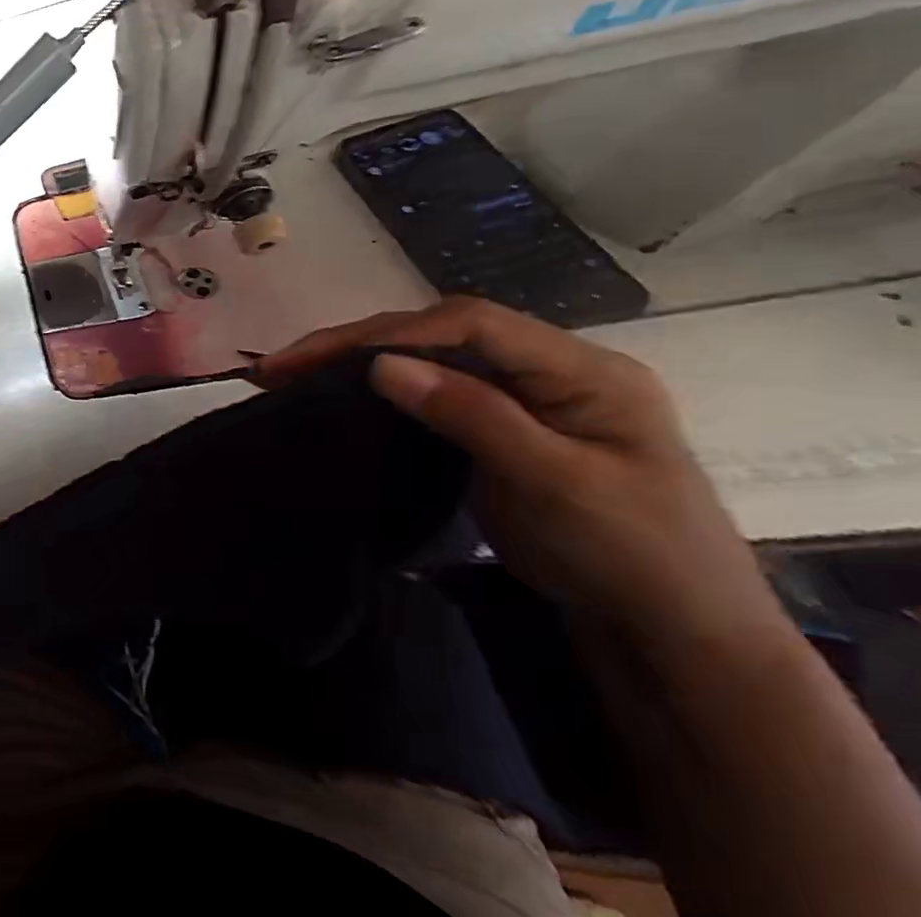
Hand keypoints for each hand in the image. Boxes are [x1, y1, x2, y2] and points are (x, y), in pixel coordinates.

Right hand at [252, 297, 775, 639]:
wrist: (668, 625)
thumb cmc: (628, 551)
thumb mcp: (553, 481)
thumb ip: (473, 415)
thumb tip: (381, 364)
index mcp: (581, 369)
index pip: (473, 325)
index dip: (391, 332)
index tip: (317, 358)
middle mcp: (549, 370)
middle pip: (442, 334)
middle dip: (358, 342)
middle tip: (281, 365)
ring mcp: (523, 400)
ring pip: (430, 362)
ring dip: (360, 363)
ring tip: (294, 375)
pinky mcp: (498, 431)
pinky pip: (432, 396)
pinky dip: (380, 392)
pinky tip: (341, 398)